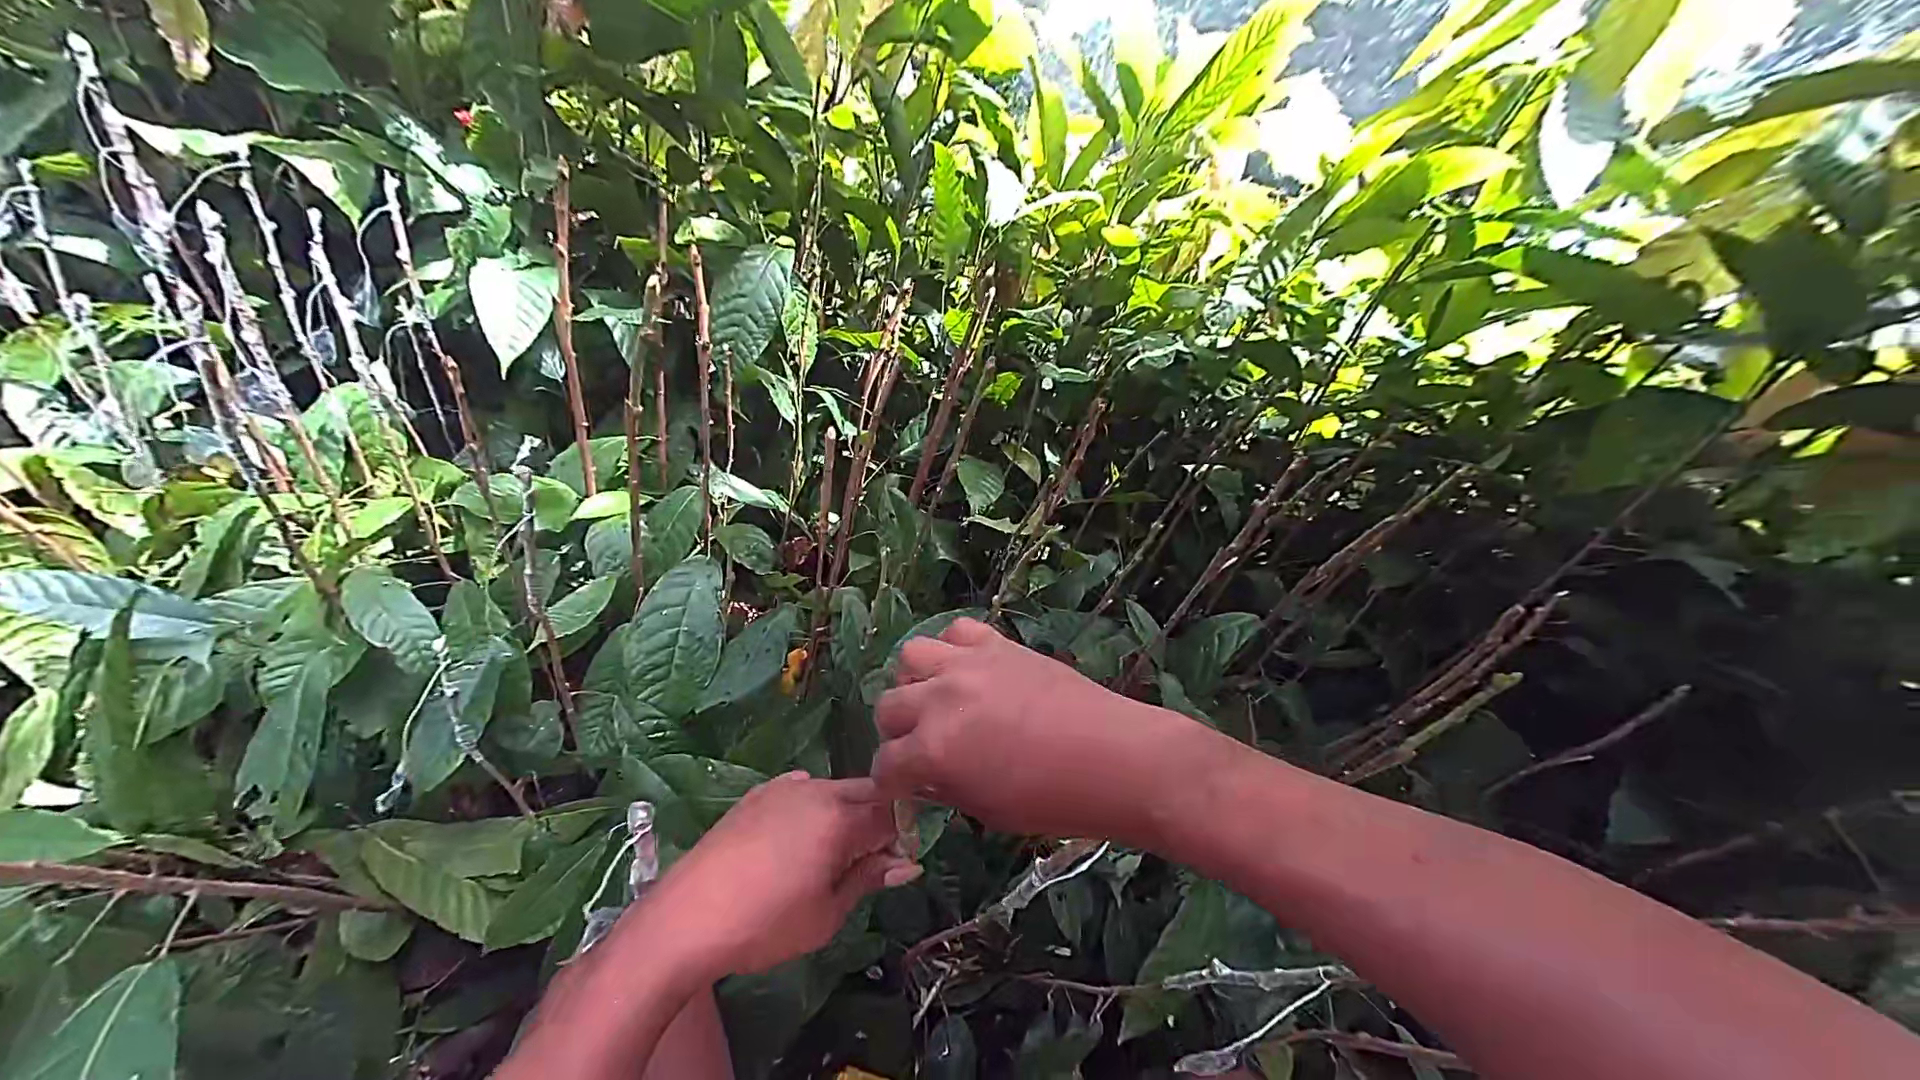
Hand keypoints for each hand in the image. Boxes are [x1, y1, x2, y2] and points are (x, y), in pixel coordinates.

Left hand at [637, 772, 917, 976]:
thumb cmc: (765, 924)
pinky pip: (802, 790)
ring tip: (832, 853)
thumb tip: (909, 864)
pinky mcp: (758, 794)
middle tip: (869, 861)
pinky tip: (800, 837)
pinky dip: (814, 806)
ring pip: (835, 789)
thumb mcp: (827, 914)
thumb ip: (869, 879)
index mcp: (841, 818)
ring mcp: (784, 788)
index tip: (897, 863)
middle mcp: (818, 791)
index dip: (902, 837)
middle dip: (879, 819)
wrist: (685, 919)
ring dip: (848, 812)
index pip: (892, 814)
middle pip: (868, 792)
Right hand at [869, 618, 1224, 844]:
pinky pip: (957, 631)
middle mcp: (939, 699)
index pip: (884, 765)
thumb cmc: (1053, 800)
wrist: (1116, 758)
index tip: (901, 787)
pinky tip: (971, 670)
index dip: (889, 782)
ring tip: (940, 699)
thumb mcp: (987, 810)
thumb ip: (943, 788)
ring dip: (916, 682)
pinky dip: (955, 649)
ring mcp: (968, 664)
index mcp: (933, 749)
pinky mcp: (997, 644)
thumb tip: (921, 778)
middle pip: (887, 706)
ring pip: (911, 657)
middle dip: (898, 732)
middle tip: (923, 745)